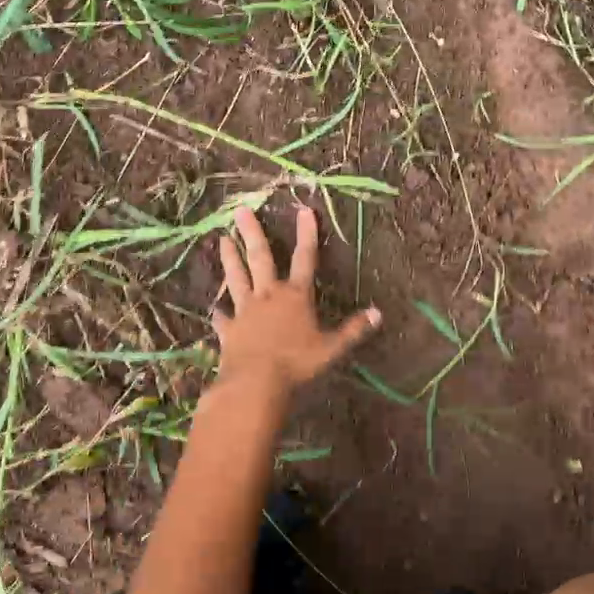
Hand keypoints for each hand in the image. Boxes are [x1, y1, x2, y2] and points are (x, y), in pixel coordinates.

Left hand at [212, 205, 380, 398]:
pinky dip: (220, 313)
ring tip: (222, 239)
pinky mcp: (229, 330)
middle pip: (260, 258)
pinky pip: (223, 318)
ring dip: (230, 259)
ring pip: (237, 278)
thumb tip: (378, 313)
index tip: (304, 210)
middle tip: (239, 211)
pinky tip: (215, 309)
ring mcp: (245, 311)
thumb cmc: (296, 362)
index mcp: (296, 295)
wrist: (254, 382)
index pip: (305, 258)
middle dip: (252, 233)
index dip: (306, 234)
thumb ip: (353, 330)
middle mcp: (269, 295)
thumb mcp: (332, 348)